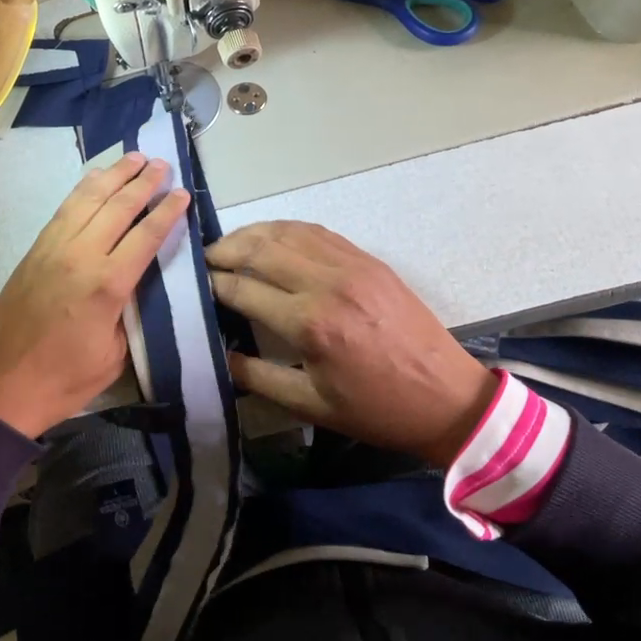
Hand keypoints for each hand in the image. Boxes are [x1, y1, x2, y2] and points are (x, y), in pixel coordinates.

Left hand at [0, 153, 191, 437]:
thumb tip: (136, 284)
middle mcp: (79, 256)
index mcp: (106, 285)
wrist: (1, 386)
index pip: (145, 236)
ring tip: (133, 158)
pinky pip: (63, 211)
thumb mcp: (114, 354)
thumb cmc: (64, 380)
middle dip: (143, 182)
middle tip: (162, 164)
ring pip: (86, 200)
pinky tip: (94, 182)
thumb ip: (130, 313)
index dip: (167, 212)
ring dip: (112, 176)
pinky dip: (82, 191)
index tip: (183, 193)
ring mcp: (52, 249)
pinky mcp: (33, 252)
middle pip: (116, 207)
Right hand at [207, 221, 497, 465]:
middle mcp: (326, 284)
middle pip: (258, 249)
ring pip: (285, 231)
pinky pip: (316, 231)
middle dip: (223, 251)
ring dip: (250, 234)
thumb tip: (218, 353)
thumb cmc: (375, 410)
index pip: (243, 289)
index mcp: (310, 324)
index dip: (212, 285)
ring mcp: (350, 265)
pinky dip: (284, 230)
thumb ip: (256, 377)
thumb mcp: (309, 405)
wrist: (447, 398)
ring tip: (229, 246)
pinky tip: (269, 239)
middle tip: (203, 261)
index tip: (194, 286)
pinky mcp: (367, 259)